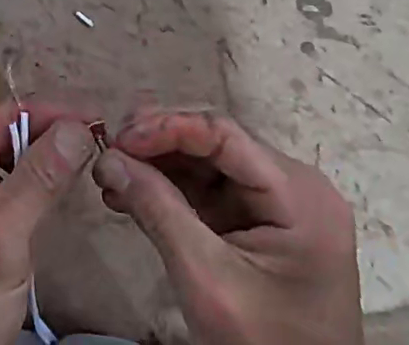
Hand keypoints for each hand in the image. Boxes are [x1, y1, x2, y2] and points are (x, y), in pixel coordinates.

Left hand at [0, 103, 99, 344]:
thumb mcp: (2, 234)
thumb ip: (40, 177)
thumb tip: (80, 127)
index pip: (14, 111)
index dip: (59, 114)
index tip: (102, 123)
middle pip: (19, 126)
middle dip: (60, 134)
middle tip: (104, 142)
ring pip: (23, 148)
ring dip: (58, 153)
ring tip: (95, 156)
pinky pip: (21, 171)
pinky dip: (48, 174)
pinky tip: (71, 179)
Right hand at [93, 109, 362, 344]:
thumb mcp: (207, 281)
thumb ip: (159, 212)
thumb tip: (109, 159)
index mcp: (299, 193)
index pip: (227, 136)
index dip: (169, 127)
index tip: (119, 136)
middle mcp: (296, 185)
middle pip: (219, 146)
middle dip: (161, 144)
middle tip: (110, 148)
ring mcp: (281, 204)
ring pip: (212, 166)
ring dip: (161, 167)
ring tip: (112, 172)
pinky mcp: (263, 224)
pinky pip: (215, 193)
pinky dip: (174, 193)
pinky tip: (134, 194)